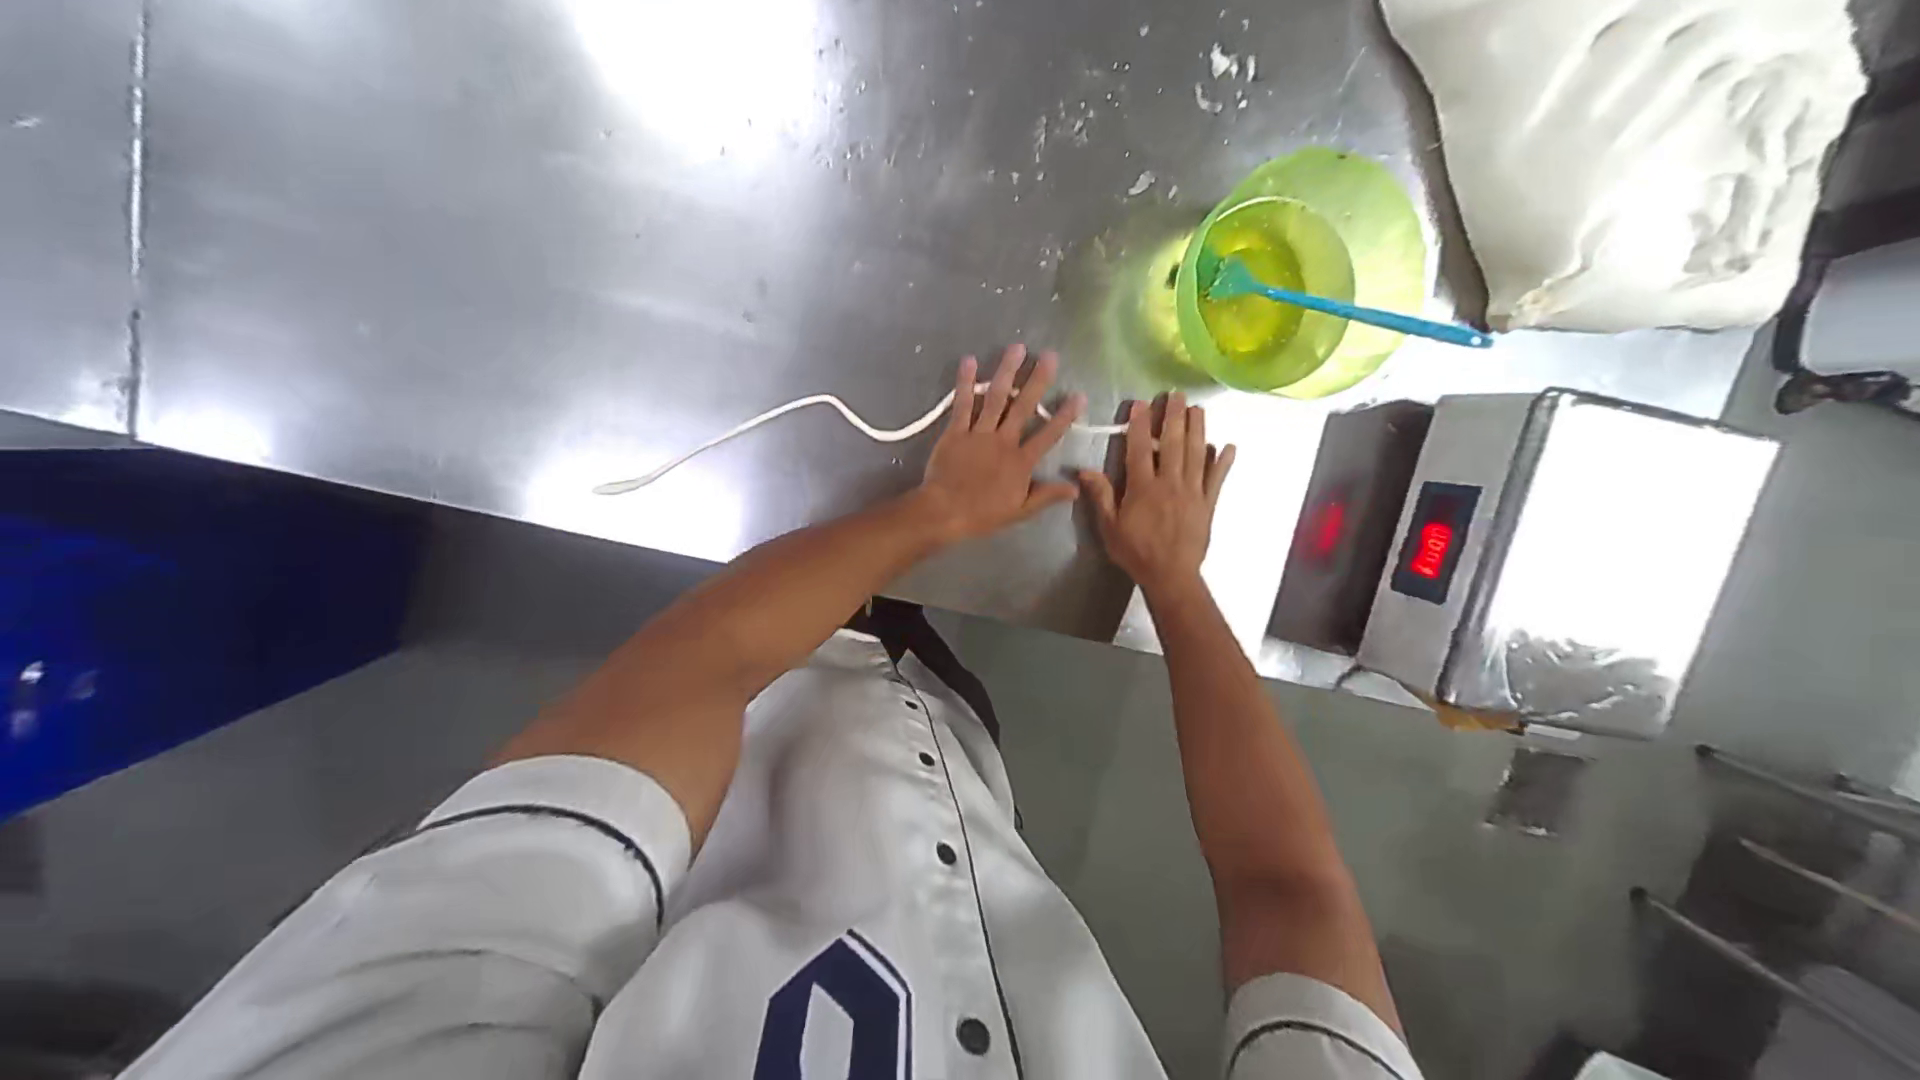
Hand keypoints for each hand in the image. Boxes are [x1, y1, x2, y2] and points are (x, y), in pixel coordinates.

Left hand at [915, 344, 1085, 541]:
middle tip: (1049, 356)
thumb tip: (1076, 488)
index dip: (1065, 415)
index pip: (1048, 435)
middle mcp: (1003, 441)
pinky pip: (963, 404)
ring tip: (1016, 348)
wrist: (944, 511)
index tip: (1079, 395)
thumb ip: (1047, 495)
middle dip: (1038, 379)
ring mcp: (979, 433)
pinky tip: (970, 361)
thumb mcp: (1020, 511)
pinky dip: (966, 382)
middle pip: (1024, 406)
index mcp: (1021, 461)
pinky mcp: (956, 431)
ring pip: (996, 398)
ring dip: (1007, 371)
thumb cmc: (982, 514)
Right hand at [1078, 392, 1235, 596]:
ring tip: (1198, 409)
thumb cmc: (1136, 552)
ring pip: (1197, 454)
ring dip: (1198, 429)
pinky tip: (1227, 446)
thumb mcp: (1109, 527)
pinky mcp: (1208, 503)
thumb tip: (1084, 471)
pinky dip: (1223, 462)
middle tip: (1176, 395)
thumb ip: (1101, 496)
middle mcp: (1170, 483)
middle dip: (1174, 417)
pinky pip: (1216, 478)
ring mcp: (1193, 491)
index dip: (1139, 425)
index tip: (1141, 404)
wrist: (1171, 575)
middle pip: (1173, 443)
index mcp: (1143, 488)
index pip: (1139, 449)